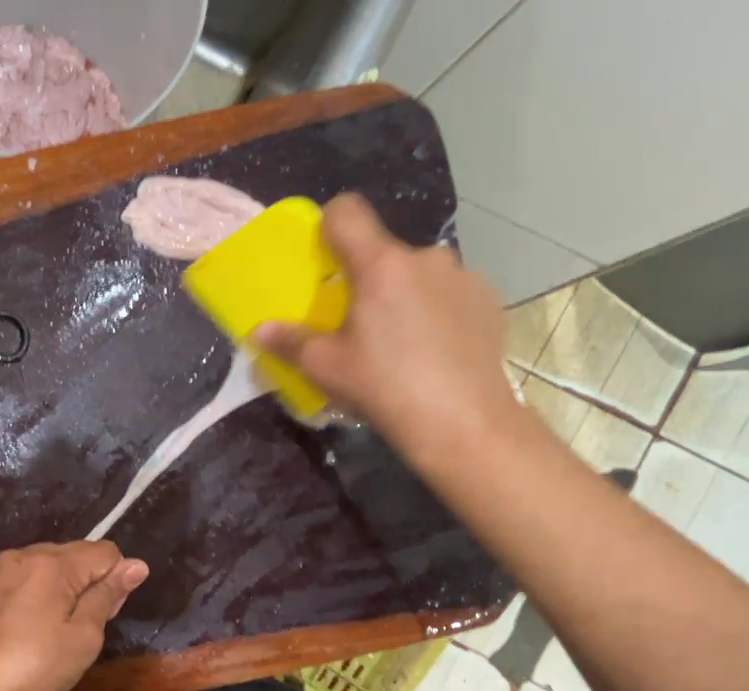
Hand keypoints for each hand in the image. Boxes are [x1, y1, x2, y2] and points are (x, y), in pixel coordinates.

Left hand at [0, 541, 148, 690]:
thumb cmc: (40, 669)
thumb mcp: (85, 636)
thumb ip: (108, 594)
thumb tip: (136, 565)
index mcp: (51, 564)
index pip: (104, 551)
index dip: (116, 578)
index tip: (107, 613)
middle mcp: (21, 555)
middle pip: (73, 553)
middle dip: (87, 580)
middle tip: (83, 625)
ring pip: (45, 563)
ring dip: (60, 585)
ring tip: (54, 627)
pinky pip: (20, 576)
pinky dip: (33, 591)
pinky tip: (29, 624)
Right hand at [252, 194, 518, 465]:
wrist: (462, 421)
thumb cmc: (383, 386)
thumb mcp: (323, 367)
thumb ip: (289, 342)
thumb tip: (261, 330)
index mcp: (380, 266)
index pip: (347, 212)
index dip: (326, 224)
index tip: (318, 256)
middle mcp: (425, 258)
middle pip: (382, 253)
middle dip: (364, 279)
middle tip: (353, 323)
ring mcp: (463, 276)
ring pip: (416, 274)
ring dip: (400, 295)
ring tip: (394, 341)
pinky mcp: (487, 299)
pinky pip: (447, 293)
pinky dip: (432, 312)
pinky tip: (429, 350)